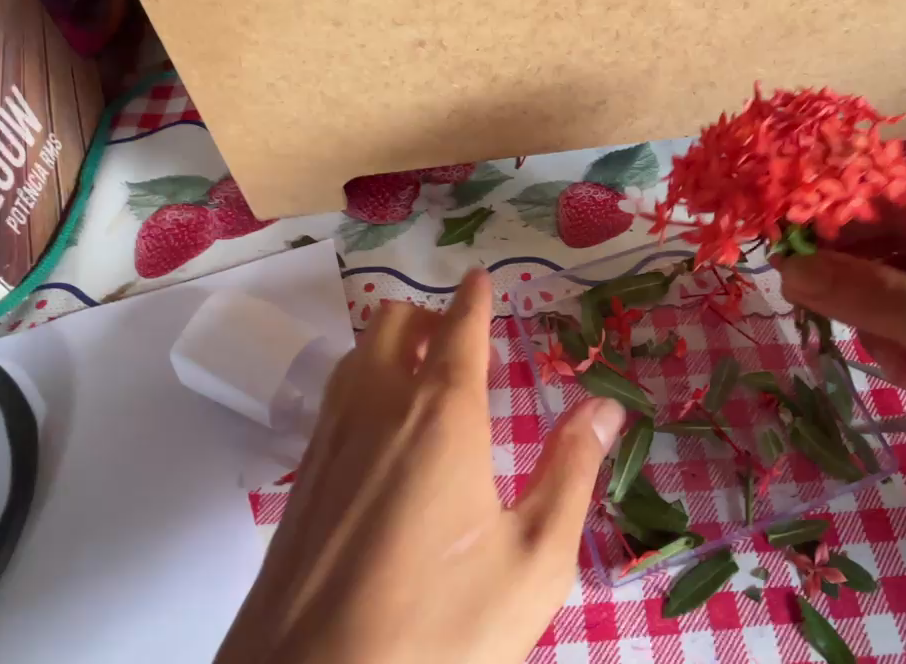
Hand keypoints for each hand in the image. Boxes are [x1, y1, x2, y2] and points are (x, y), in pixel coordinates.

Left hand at [217, 269, 625, 663]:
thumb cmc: (439, 628)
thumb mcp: (533, 560)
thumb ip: (571, 470)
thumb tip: (605, 405)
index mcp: (440, 415)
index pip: (458, 330)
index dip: (474, 298)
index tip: (480, 276)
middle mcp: (377, 409)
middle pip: (392, 324)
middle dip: (428, 315)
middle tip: (460, 339)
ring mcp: (329, 441)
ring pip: (355, 356)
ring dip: (389, 344)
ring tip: (421, 373)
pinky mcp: (300, 480)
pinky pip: (333, 399)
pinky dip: (362, 383)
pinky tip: (380, 431)